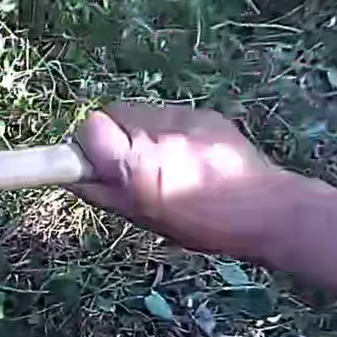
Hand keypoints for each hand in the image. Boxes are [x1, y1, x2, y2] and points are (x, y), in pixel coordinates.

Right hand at [72, 102, 295, 257]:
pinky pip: (169, 115)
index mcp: (138, 161)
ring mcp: (183, 117)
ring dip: (139, 131)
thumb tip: (70, 177)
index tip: (96, 162)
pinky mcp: (204, 112)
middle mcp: (157, 131)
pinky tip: (187, 155)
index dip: (89, 143)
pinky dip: (167, 130)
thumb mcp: (142, 218)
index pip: (91, 126)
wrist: (266, 209)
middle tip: (128, 164)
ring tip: (162, 161)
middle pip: (112, 112)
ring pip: (140, 112)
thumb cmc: (200, 224)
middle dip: (112, 134)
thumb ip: (101, 193)